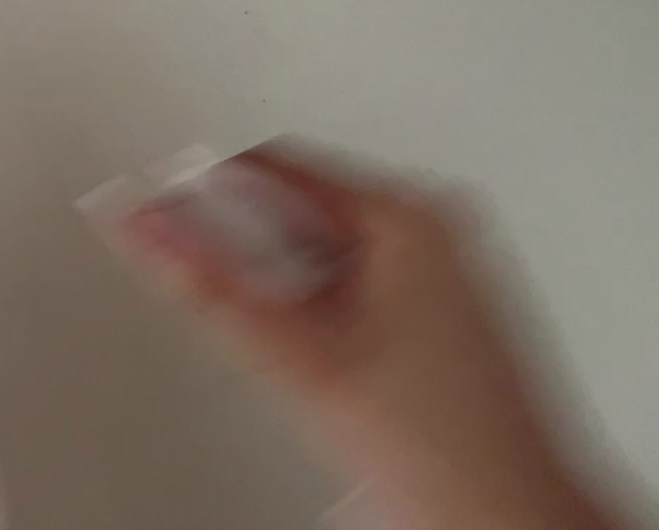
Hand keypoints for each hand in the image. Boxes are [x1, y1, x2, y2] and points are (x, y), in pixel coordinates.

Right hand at [124, 142, 613, 529]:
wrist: (518, 519)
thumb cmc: (443, 447)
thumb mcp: (296, 353)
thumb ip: (204, 281)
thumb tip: (140, 226)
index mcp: (406, 215)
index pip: (273, 164)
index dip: (206, 184)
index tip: (163, 202)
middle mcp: (429, 225)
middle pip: (294, 200)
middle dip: (243, 236)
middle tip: (209, 272)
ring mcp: (439, 259)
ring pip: (316, 234)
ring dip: (273, 266)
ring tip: (270, 323)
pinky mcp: (437, 293)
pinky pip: (344, 262)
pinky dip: (307, 287)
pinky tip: (306, 336)